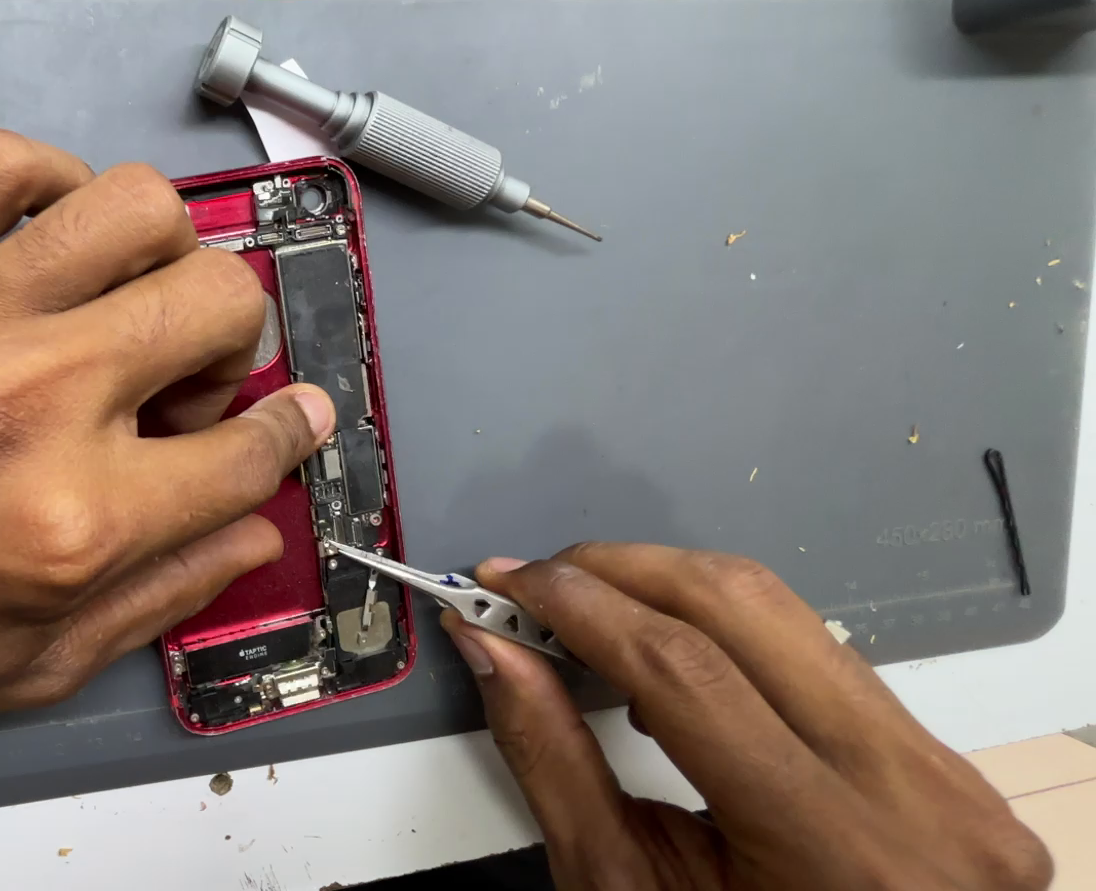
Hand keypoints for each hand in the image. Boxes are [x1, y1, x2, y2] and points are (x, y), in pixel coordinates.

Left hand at [0, 129, 334, 759]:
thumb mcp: (39, 663)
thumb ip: (171, 590)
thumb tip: (260, 522)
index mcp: (78, 519)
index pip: (250, 448)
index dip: (291, 434)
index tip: (295, 421)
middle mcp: (32, 398)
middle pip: (218, 301)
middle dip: (237, 343)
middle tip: (189, 381)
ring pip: (135, 207)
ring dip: (167, 253)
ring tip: (128, 304)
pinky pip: (3, 165)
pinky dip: (55, 184)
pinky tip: (51, 242)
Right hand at [442, 544, 1051, 890]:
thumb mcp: (616, 885)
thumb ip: (546, 751)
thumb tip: (486, 641)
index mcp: (839, 851)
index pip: (681, 667)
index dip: (574, 603)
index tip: (498, 579)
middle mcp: (916, 791)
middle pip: (734, 602)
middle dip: (610, 568)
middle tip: (533, 583)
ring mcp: (941, 768)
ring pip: (772, 605)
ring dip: (652, 583)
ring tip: (580, 614)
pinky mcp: (934, 754)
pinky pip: (800, 642)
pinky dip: (704, 624)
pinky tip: (654, 661)